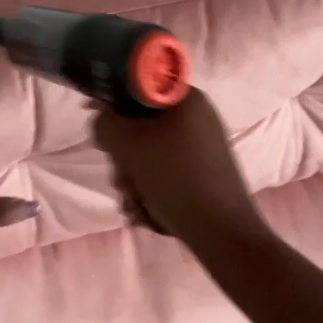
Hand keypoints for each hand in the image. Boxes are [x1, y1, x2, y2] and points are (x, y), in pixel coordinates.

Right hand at [90, 87, 260, 243]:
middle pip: (142, 126)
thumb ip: (104, 123)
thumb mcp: (126, 145)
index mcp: (186, 98)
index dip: (111, 103)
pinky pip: (168, 173)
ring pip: (152, 154)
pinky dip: (152, 191)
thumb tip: (102, 118)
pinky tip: (144, 212)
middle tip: (120, 177)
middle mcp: (198, 118)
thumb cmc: (174, 178)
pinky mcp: (205, 175)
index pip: (138, 87)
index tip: (98, 124)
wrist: (224, 235)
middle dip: (124, 157)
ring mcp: (204, 148)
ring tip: (133, 202)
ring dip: (133, 179)